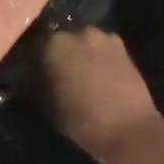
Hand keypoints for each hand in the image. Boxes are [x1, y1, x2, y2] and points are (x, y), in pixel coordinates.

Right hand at [43, 28, 162, 154]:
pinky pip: (104, 51)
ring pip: (85, 43)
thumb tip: (35, 77)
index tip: (35, 73)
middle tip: (58, 73)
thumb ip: (39, 84)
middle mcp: (80, 33)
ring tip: (80, 75)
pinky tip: (98, 77)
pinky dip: (99, 59)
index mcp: (55, 44)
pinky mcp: (125, 50)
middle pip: (64, 39)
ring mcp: (106, 39)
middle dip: (61, 53)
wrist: (129, 130)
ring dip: (81, 54)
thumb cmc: (82, 119)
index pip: (38, 44)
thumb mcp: (48, 105)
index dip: (36, 60)